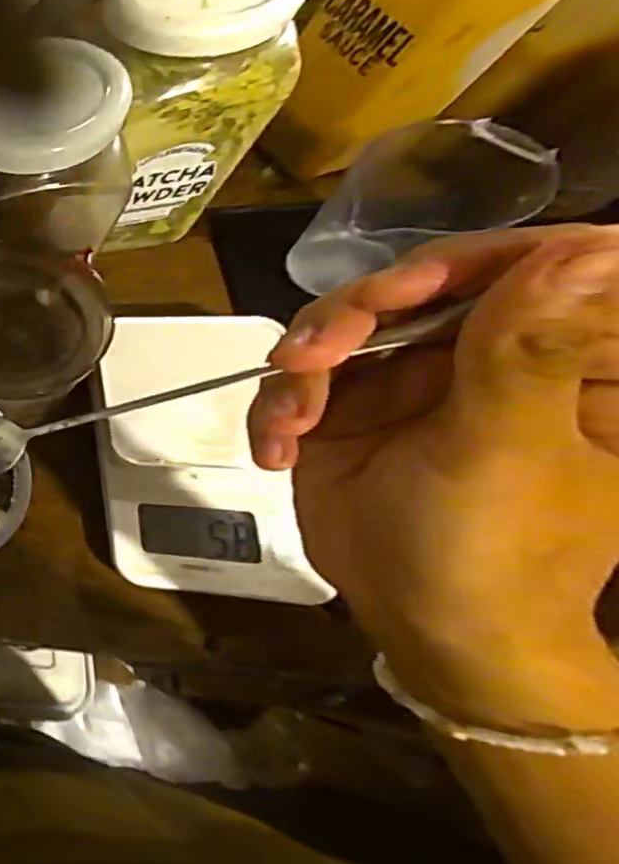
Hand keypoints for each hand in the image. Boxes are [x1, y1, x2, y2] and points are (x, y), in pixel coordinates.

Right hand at [248, 226, 618, 728]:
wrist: (419, 617)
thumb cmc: (496, 546)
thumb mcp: (504, 448)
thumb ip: (526, 350)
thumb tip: (588, 246)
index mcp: (572, 363)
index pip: (537, 268)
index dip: (464, 263)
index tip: (399, 293)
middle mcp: (488, 358)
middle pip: (411, 291)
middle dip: (348, 320)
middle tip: (306, 357)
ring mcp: (410, 381)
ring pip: (338, 330)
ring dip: (297, 371)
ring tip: (289, 422)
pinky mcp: (343, 406)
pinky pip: (294, 379)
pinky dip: (275, 409)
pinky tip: (276, 449)